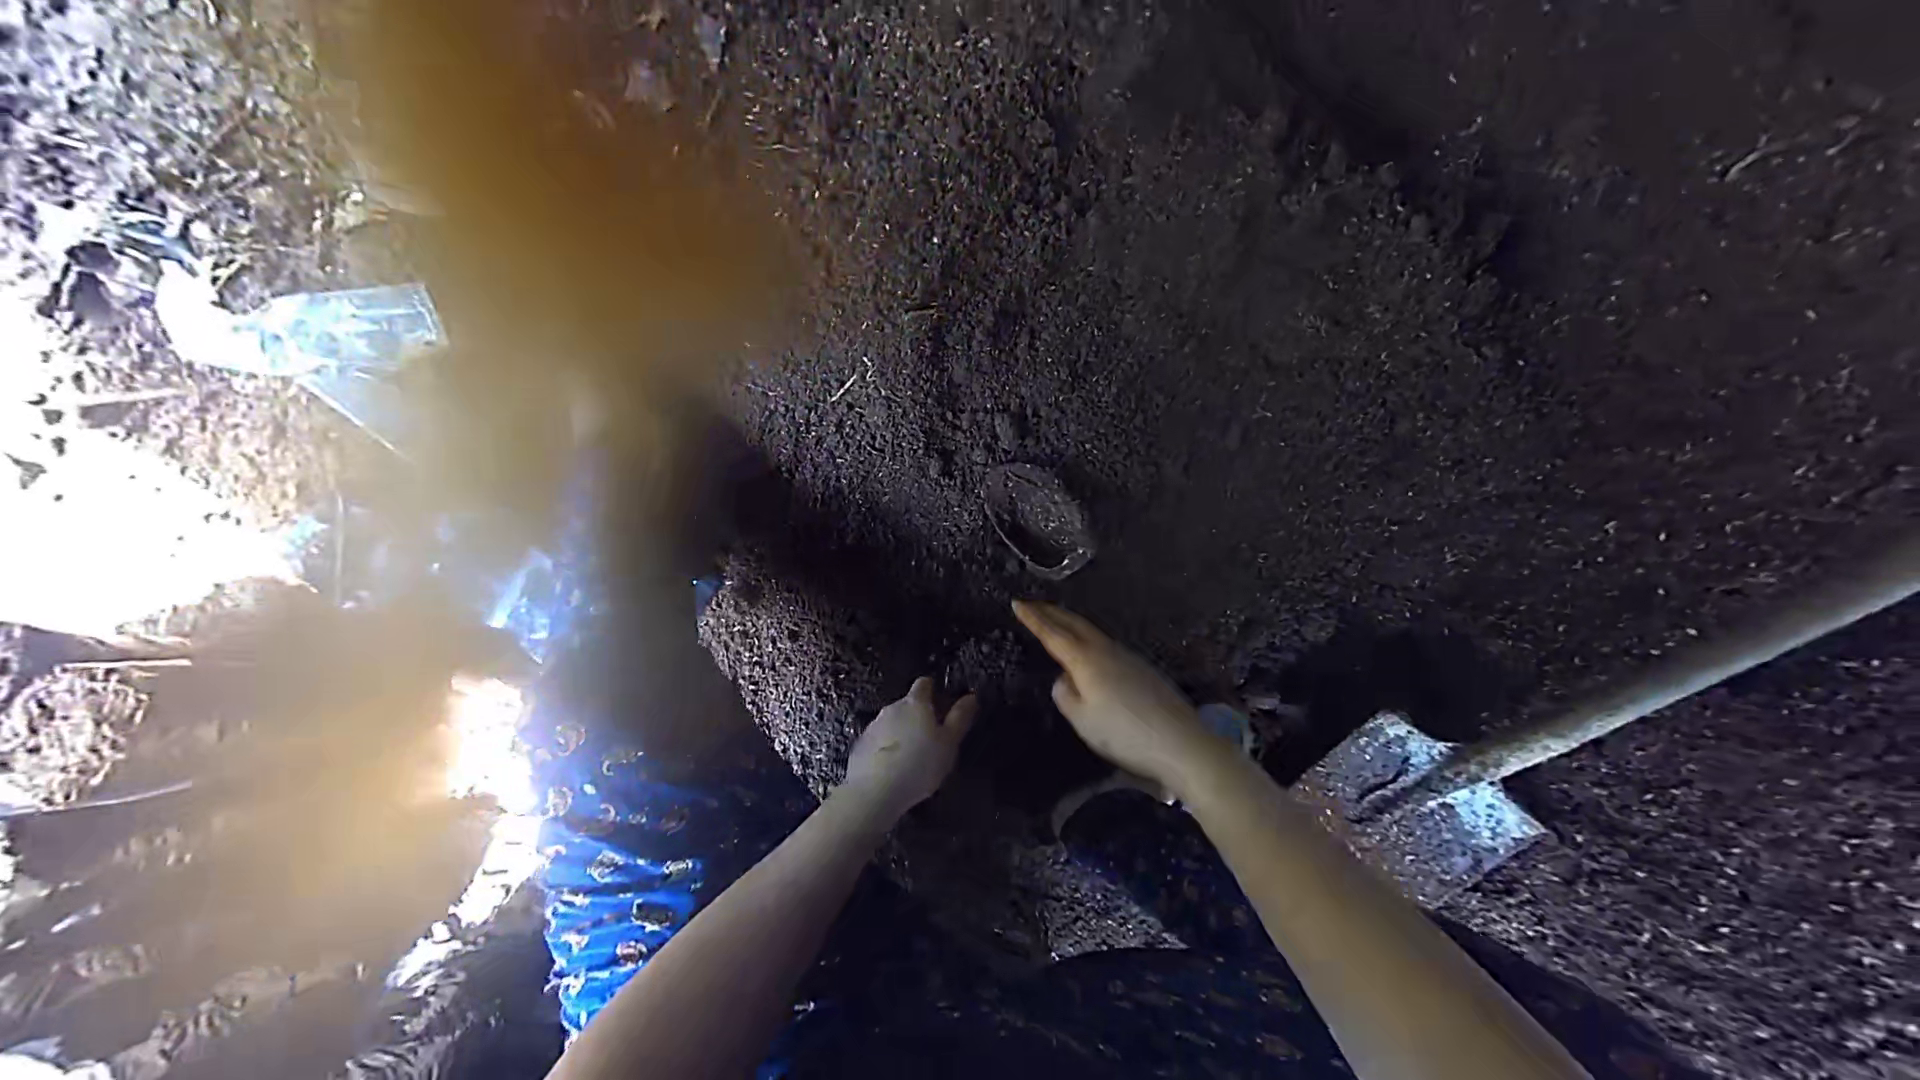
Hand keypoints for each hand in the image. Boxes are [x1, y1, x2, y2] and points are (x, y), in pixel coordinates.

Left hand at [842, 678, 977, 820]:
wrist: (874, 792)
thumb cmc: (919, 764)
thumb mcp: (949, 743)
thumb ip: (960, 718)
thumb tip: (971, 696)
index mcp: (915, 703)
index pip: (924, 683)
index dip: (933, 690)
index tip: (941, 703)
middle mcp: (892, 708)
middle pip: (907, 704)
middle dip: (918, 715)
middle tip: (931, 736)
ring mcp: (872, 726)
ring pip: (891, 722)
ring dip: (901, 732)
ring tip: (912, 756)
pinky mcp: (859, 746)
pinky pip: (878, 741)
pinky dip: (886, 748)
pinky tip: (892, 768)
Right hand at [1013, 600, 1225, 800]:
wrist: (1181, 742)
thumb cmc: (1123, 734)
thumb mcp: (1082, 719)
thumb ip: (1065, 695)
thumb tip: (1066, 678)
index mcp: (1086, 660)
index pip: (1052, 633)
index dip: (1033, 618)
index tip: (1016, 603)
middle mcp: (1106, 650)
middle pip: (1074, 623)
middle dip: (1051, 611)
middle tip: (1032, 604)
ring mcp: (1127, 657)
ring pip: (1092, 631)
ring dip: (1070, 622)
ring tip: (1056, 620)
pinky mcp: (1142, 668)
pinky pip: (1105, 643)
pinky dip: (1087, 637)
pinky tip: (1088, 648)